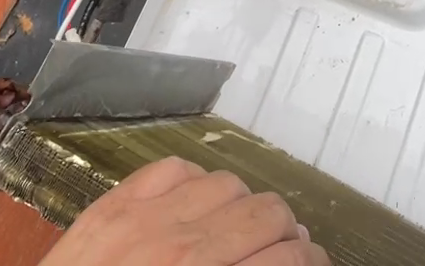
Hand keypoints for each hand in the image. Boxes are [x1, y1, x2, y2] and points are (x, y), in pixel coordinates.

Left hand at [39, 157, 330, 265]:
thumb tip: (292, 262)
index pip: (288, 260)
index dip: (312, 262)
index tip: (312, 265)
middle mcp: (180, 251)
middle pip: (268, 213)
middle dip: (286, 234)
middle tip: (282, 252)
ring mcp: (142, 220)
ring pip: (229, 183)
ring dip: (241, 207)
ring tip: (236, 231)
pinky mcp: (111, 205)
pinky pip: (176, 168)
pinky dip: (193, 184)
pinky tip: (192, 211)